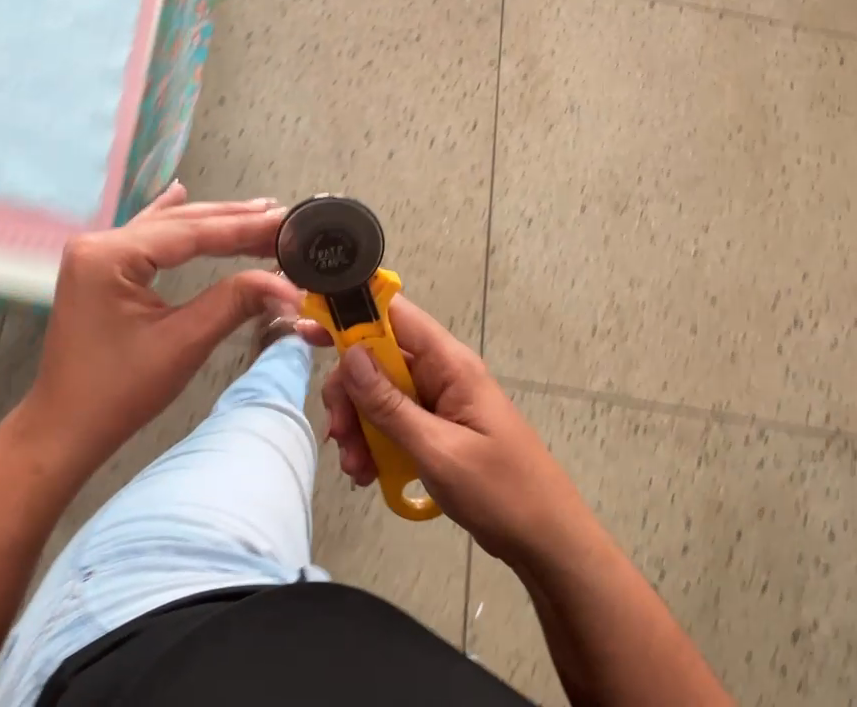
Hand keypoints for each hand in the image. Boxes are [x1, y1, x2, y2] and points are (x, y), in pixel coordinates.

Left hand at [19, 182, 298, 468]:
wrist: (65, 428)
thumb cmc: (118, 393)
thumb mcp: (182, 343)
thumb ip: (233, 302)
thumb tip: (286, 285)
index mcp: (109, 255)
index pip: (190, 232)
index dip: (243, 228)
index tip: (285, 222)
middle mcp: (98, 243)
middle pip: (178, 224)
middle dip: (232, 222)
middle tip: (282, 218)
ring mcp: (94, 256)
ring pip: (164, 230)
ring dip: (210, 224)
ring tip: (257, 212)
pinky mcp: (97, 271)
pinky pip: (143, 239)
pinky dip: (171, 225)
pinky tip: (180, 194)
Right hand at [318, 296, 576, 564]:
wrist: (547, 542)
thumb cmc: (501, 492)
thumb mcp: (437, 449)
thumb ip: (389, 403)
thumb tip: (349, 354)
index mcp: (450, 364)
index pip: (394, 315)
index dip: (350, 313)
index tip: (308, 330)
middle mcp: (442, 373)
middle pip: (377, 359)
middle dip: (349, 394)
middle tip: (339, 433)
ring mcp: (439, 401)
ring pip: (379, 393)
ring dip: (358, 425)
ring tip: (354, 467)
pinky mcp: (436, 428)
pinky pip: (392, 421)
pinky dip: (374, 443)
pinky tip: (366, 474)